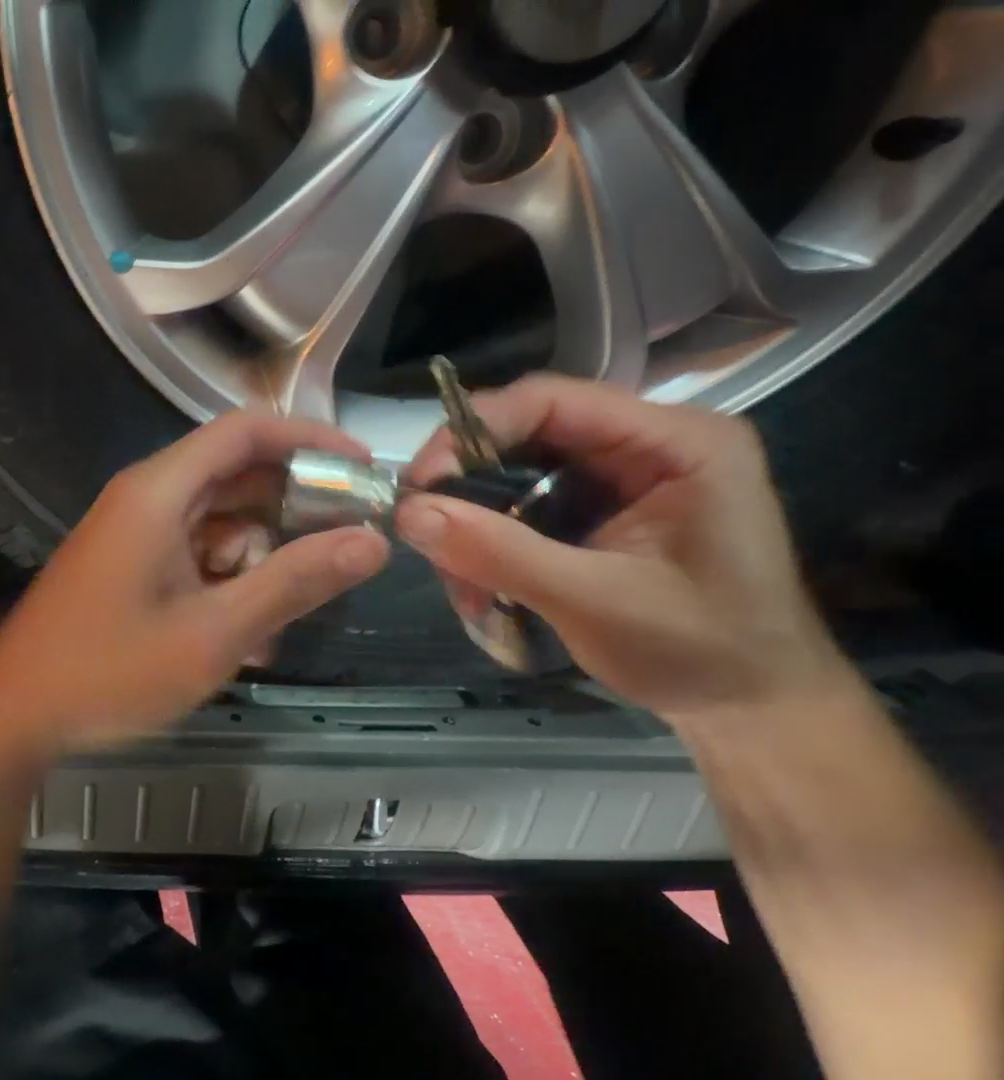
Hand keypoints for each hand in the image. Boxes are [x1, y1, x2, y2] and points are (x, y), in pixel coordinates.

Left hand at [0, 411, 389, 755]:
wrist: (14, 716)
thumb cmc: (110, 671)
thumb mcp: (215, 633)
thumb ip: (294, 582)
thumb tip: (371, 540)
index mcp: (158, 493)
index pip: (245, 431)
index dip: (310, 440)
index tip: (364, 473)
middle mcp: (142, 499)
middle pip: (234, 476)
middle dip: (291, 512)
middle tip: (343, 553)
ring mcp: (130, 535)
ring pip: (217, 523)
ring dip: (257, 563)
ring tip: (275, 627)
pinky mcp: (124, 567)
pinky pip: (191, 556)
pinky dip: (224, 584)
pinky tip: (241, 640)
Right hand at [395, 374, 850, 721]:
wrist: (755, 706)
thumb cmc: (699, 651)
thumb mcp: (595, 602)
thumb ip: (501, 553)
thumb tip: (408, 514)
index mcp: (674, 441)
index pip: (548, 402)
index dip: (469, 434)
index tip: (417, 488)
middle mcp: (646, 444)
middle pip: (522, 435)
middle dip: (465, 490)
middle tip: (425, 541)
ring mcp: (622, 478)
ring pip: (513, 475)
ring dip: (472, 526)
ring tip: (458, 584)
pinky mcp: (601, 511)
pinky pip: (523, 507)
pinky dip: (490, 544)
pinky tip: (479, 586)